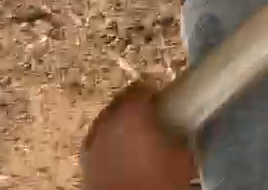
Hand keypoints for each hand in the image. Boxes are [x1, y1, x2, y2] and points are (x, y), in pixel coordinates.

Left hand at [81, 83, 195, 189]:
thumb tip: (181, 132)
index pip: (143, 88)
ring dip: (121, 128)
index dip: (157, 96)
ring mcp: (92, 142)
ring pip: (108, 123)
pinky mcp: (84, 164)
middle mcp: (108, 120)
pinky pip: (99, 145)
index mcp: (132, 111)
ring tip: (138, 145)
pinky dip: (109, 147)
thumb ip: (181, 138)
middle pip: (122, 103)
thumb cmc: (157, 184)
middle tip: (155, 125)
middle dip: (137, 110)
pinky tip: (122, 161)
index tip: (169, 107)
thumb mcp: (182, 160)